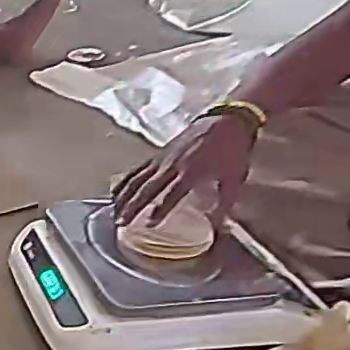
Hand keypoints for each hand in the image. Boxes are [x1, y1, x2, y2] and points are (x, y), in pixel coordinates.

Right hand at [112, 113, 258, 225]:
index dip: (160, 209)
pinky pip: (136, 170)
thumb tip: (220, 229)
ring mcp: (161, 159)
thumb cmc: (232, 150)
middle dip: (132, 207)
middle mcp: (172, 166)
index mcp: (192, 172)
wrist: (228, 120)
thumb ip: (224, 204)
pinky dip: (124, 182)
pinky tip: (115, 194)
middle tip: (121, 223)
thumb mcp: (234, 178)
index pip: (171, 194)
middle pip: (147, 189)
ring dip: (124, 198)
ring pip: (137, 180)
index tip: (149, 225)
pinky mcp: (157, 155)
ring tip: (115, 213)